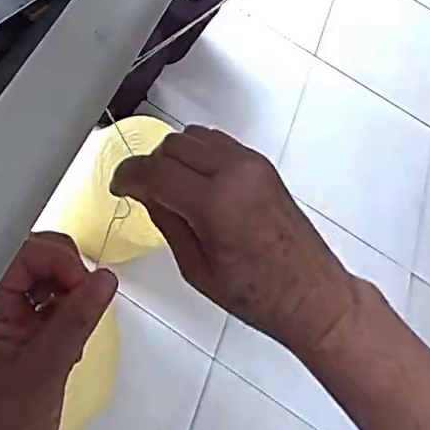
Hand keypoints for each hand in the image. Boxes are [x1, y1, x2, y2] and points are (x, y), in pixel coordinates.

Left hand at [0, 232, 117, 429]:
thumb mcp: (45, 370)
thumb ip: (75, 320)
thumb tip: (103, 281)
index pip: (23, 254)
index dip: (57, 259)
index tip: (81, 281)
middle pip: (37, 259)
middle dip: (67, 273)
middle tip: (84, 295)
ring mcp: (8, 321)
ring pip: (46, 279)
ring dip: (70, 293)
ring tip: (77, 321)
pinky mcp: (23, 335)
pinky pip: (50, 302)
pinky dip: (68, 310)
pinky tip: (72, 334)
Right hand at [110, 125, 358, 359]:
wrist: (310, 292)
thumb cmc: (258, 294)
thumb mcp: (196, 268)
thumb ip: (166, 221)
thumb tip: (145, 192)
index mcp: (215, 203)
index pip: (156, 170)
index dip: (128, 175)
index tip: (119, 186)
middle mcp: (235, 172)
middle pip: (173, 144)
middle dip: (151, 165)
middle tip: (142, 190)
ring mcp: (251, 162)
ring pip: (194, 135)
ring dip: (174, 155)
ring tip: (169, 186)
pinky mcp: (260, 161)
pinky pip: (218, 141)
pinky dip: (198, 152)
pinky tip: (195, 179)